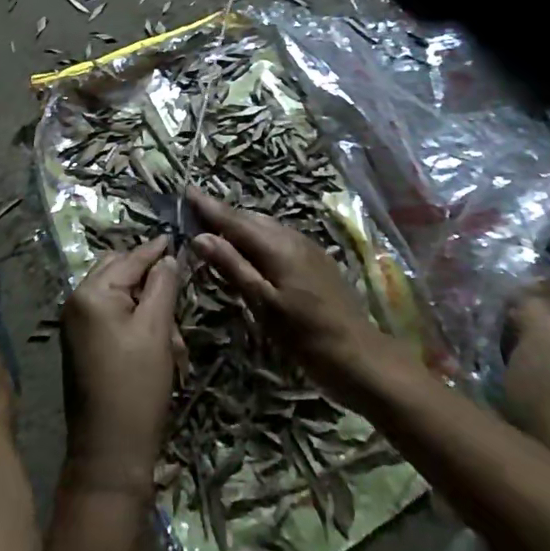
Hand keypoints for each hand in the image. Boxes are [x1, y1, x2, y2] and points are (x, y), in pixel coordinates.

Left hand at [60, 236, 180, 488]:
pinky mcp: (81, 344)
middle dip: (150, 284)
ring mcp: (76, 324)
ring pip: (118, 298)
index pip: (129, 260)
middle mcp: (76, 301)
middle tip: (177, 300)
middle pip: (119, 274)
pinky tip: (158, 348)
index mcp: (90, 293)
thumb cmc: (136, 386)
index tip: (174, 236)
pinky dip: (135, 326)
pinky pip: (111, 319)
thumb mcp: (156, 331)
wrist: (109, 450)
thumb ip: (162, 287)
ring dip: (147, 310)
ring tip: (172, 341)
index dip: (154, 250)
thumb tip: (167, 257)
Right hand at [186, 191, 390, 385]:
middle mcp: (292, 239)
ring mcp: (307, 249)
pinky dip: (256, 235)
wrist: (363, 359)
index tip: (186, 191)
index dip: (208, 207)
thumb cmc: (307, 337)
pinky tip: (249, 248)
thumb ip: (232, 267)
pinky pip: (278, 237)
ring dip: (239, 223)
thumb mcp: (264, 305)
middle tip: (194, 210)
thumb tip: (200, 237)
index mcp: (277, 247)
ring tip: (214, 226)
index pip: (234, 220)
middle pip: (250, 219)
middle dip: (222, 213)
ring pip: (265, 226)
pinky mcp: (316, 261)